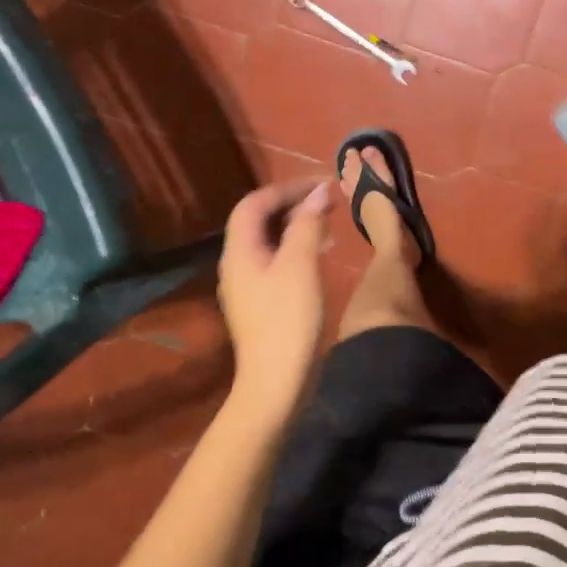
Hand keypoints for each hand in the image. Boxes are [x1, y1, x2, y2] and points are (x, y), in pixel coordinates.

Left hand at [217, 182, 332, 413]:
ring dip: (297, 225)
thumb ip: (307, 224)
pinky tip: (321, 255)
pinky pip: (276, 260)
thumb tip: (318, 192)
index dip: (287, 188)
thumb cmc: (288, 319)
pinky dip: (297, 247)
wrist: (276, 381)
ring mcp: (247, 285)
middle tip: (328, 200)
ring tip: (329, 223)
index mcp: (239, 252)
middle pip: (258, 220)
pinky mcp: (261, 302)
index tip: (323, 184)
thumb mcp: (301, 265)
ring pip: (269, 240)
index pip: (254, 203)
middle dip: (292, 204)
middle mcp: (236, 264)